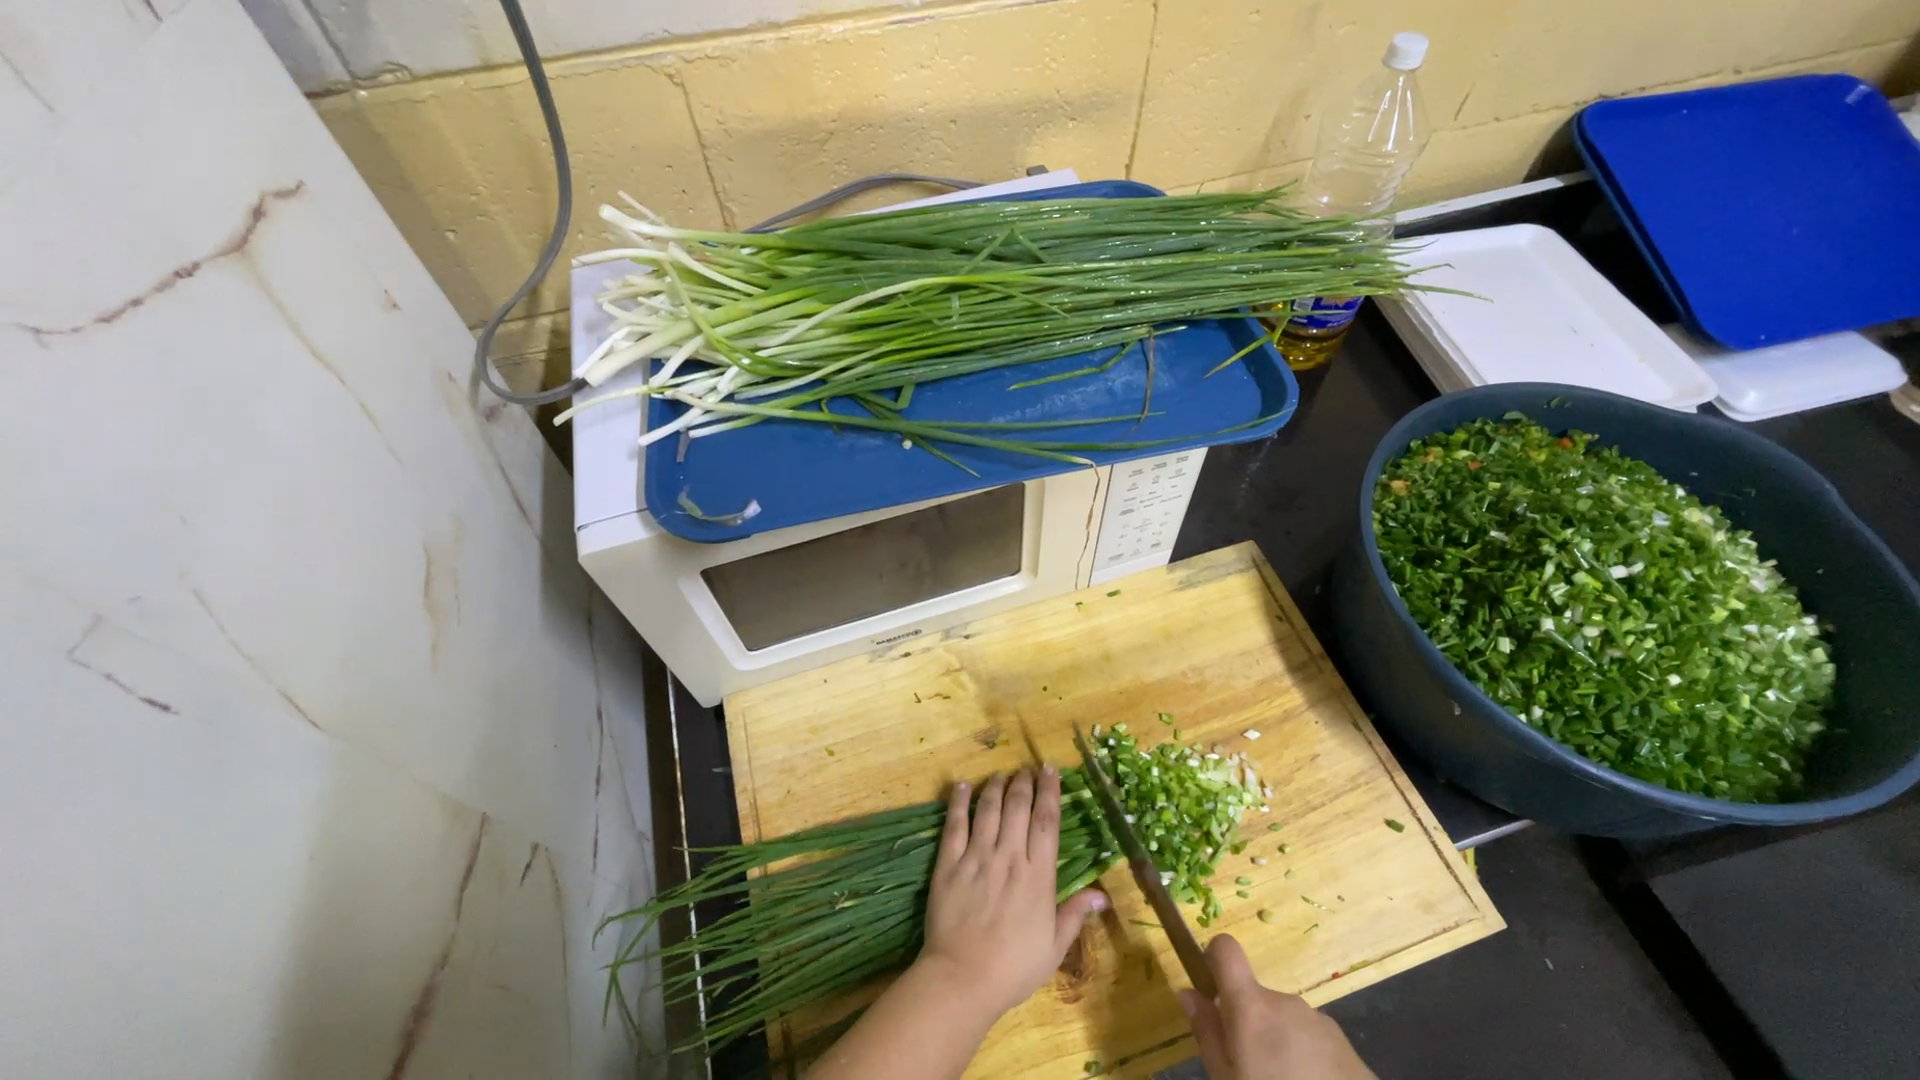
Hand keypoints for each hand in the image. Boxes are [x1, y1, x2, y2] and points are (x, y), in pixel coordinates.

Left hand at [914, 767, 1109, 1018]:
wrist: (963, 978)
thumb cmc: (1014, 967)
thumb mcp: (1054, 946)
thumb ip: (1074, 915)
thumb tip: (1101, 896)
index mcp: (1038, 876)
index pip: (1047, 822)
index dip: (1050, 792)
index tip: (1050, 772)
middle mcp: (1009, 858)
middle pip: (1018, 808)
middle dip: (1024, 783)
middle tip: (1026, 769)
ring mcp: (976, 858)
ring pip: (988, 810)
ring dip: (995, 787)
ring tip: (1000, 774)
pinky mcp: (948, 865)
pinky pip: (954, 825)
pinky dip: (958, 802)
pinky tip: (960, 786)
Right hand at [1178, 935, 1373, 1079]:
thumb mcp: (1225, 1077)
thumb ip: (1207, 1032)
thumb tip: (1188, 993)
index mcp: (1251, 1006)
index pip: (1226, 950)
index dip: (1214, 959)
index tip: (1211, 990)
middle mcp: (1285, 1002)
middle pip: (1255, 999)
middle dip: (1249, 1025)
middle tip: (1250, 1070)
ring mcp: (1318, 1021)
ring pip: (1284, 1022)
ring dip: (1278, 1044)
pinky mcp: (1346, 1044)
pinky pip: (1312, 1040)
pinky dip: (1306, 1059)